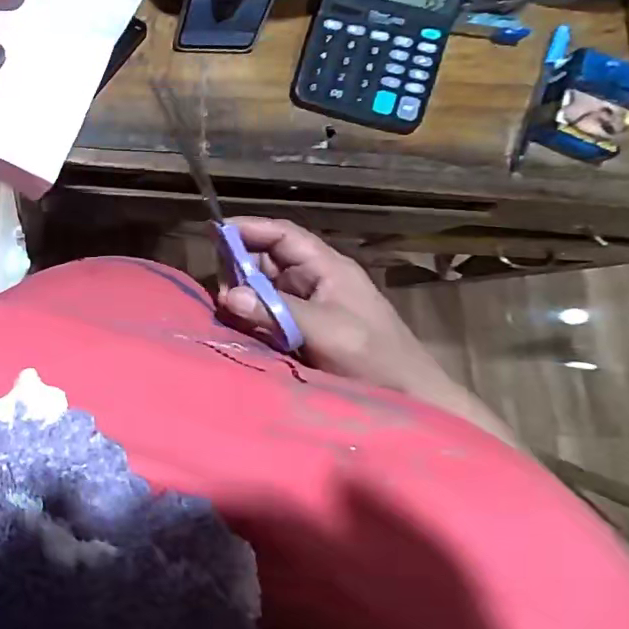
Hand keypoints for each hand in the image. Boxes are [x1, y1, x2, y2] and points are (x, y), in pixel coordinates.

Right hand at [217, 217, 518, 445]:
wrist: (412, 399)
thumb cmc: (377, 358)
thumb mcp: (328, 331)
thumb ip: (278, 311)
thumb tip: (228, 294)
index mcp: (327, 268)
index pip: (283, 235)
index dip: (249, 229)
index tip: (215, 234)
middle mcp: (316, 281)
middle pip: (268, 260)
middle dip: (240, 268)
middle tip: (218, 290)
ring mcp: (310, 307)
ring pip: (265, 289)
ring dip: (244, 297)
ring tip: (225, 312)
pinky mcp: (305, 332)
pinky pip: (270, 316)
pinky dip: (252, 319)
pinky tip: (239, 329)